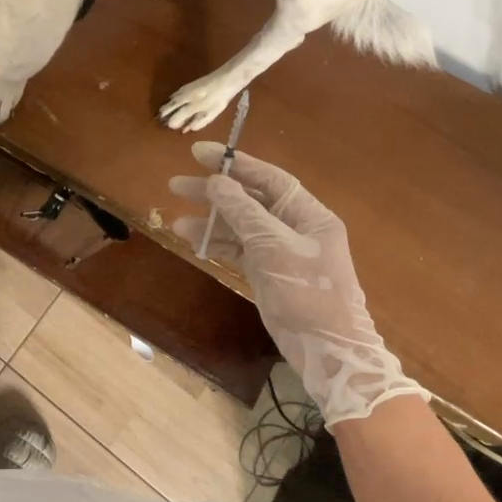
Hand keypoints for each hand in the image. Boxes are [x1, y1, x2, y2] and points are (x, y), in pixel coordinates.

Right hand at [170, 143, 426, 428]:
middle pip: (250, 199)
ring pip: (239, 224)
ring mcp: (280, 250)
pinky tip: (192, 240)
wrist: (326, 349)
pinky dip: (216, 243)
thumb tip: (216, 182)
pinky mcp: (267, 270)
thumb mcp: (273, 247)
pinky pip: (237, 247)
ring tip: (176, 220)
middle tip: (177, 184)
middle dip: (214, 192)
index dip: (235, 163)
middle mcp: (295, 227)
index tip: (199, 153)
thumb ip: (243, 212)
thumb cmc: (307, 292)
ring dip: (209, 220)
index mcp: (309, 216)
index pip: (269, 179)